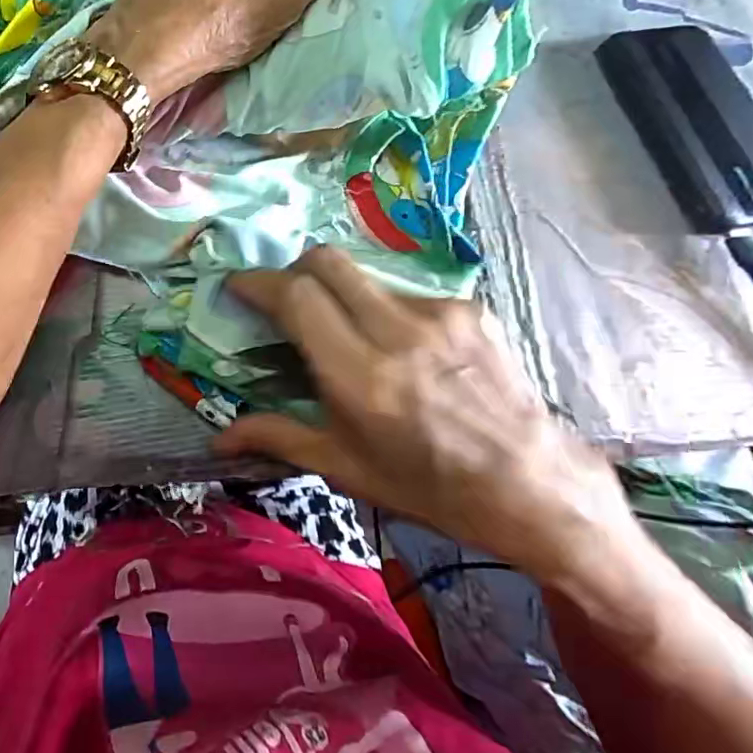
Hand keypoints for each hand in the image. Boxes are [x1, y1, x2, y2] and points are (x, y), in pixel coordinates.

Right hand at [212, 246, 636, 579]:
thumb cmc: (430, 488)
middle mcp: (397, 332)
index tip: (239, 287)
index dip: (258, 283)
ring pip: (365, 275)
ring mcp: (439, 315)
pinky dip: (382, 308)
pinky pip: (404, 292)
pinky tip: (398, 346)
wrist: (537, 491)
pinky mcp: (470, 311)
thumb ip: (276, 438)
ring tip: (343, 330)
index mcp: (360, 376)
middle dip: (293, 269)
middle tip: (283, 297)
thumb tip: (216, 441)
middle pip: (326, 262)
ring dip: (338, 290)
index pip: (296, 297)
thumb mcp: (345, 469)